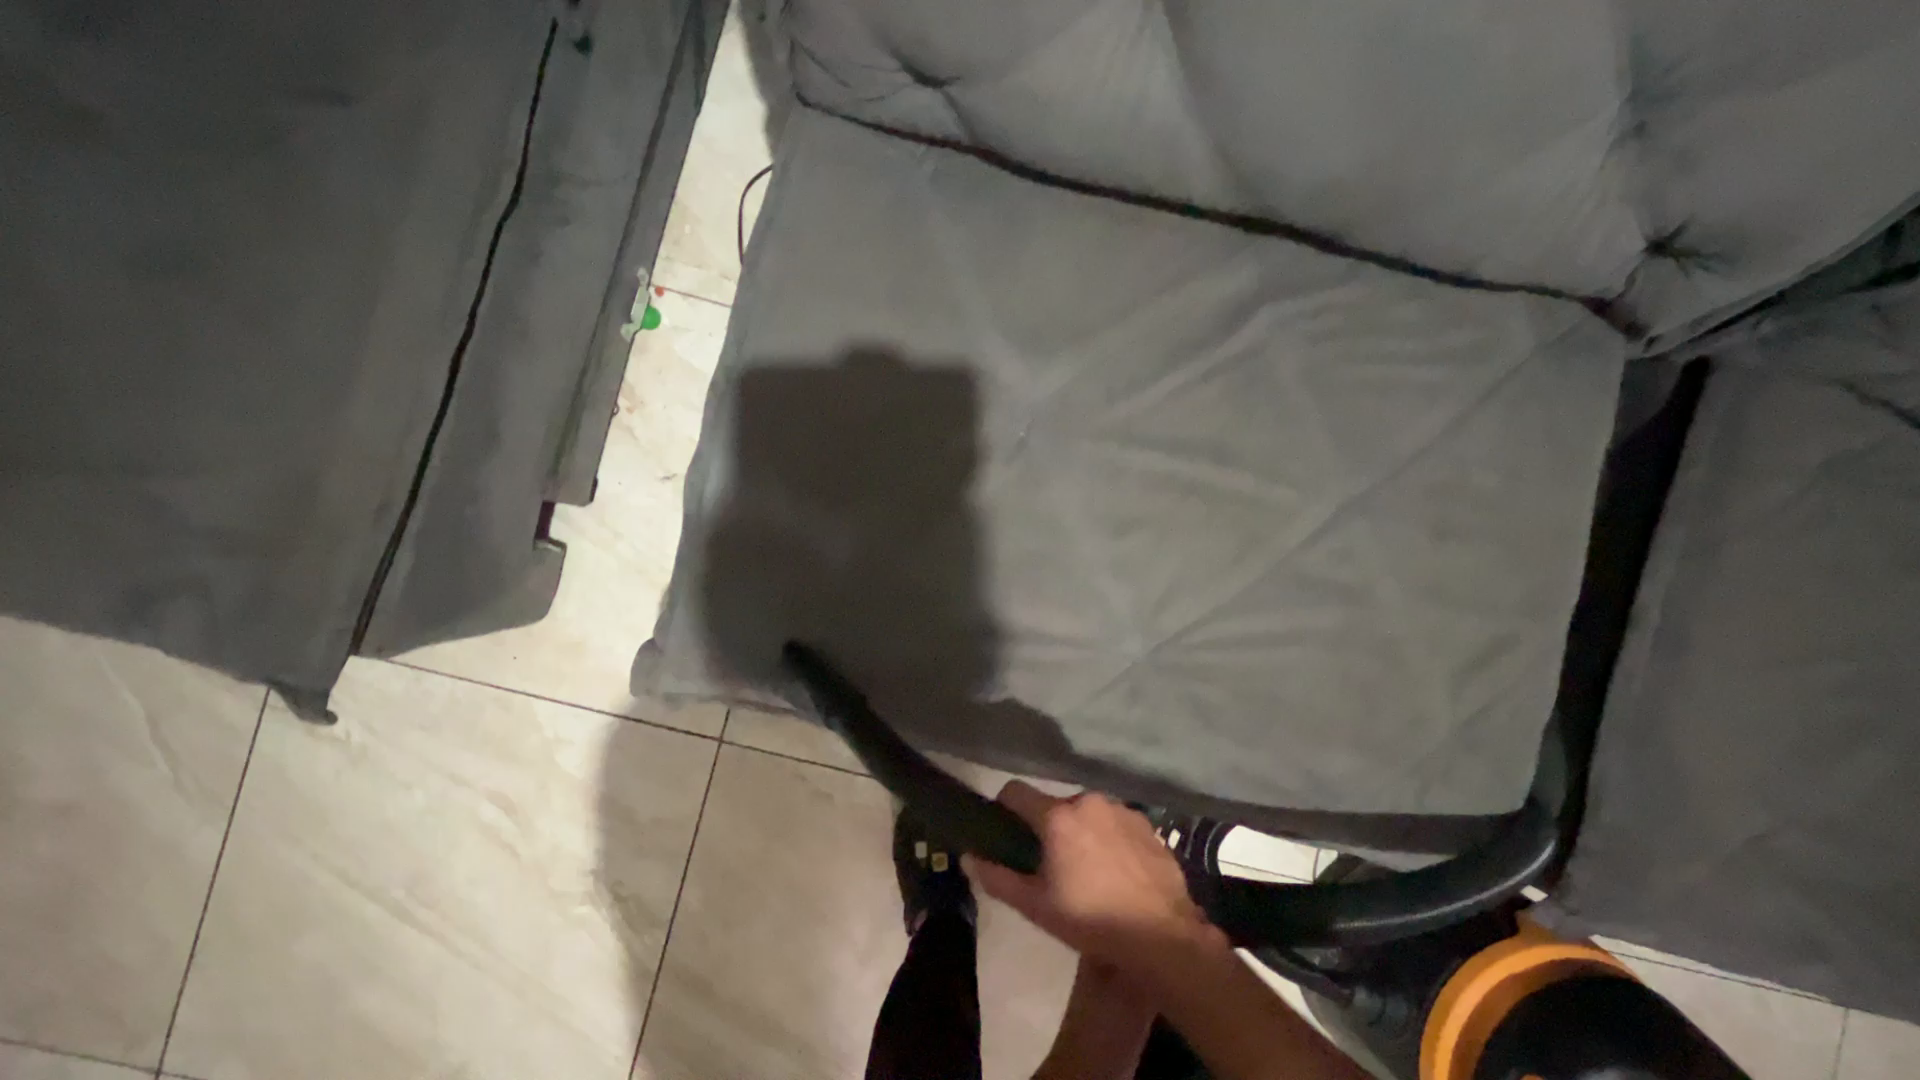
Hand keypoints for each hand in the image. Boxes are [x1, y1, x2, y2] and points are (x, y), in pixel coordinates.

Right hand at [964, 781, 1224, 970]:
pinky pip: (1115, 824)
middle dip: (1047, 828)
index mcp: (1057, 816)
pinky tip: (1116, 872)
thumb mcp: (1035, 906)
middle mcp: (1088, 801)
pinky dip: (1108, 839)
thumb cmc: (1090, 919)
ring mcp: (1122, 810)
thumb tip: (968, 857)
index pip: (1015, 791)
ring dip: (1080, 832)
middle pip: (1054, 805)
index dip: (1004, 809)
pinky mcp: (1147, 825)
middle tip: (1050, 866)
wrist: (1161, 936)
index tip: (1006, 834)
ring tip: (1087, 872)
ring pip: (1087, 813)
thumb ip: (997, 878)